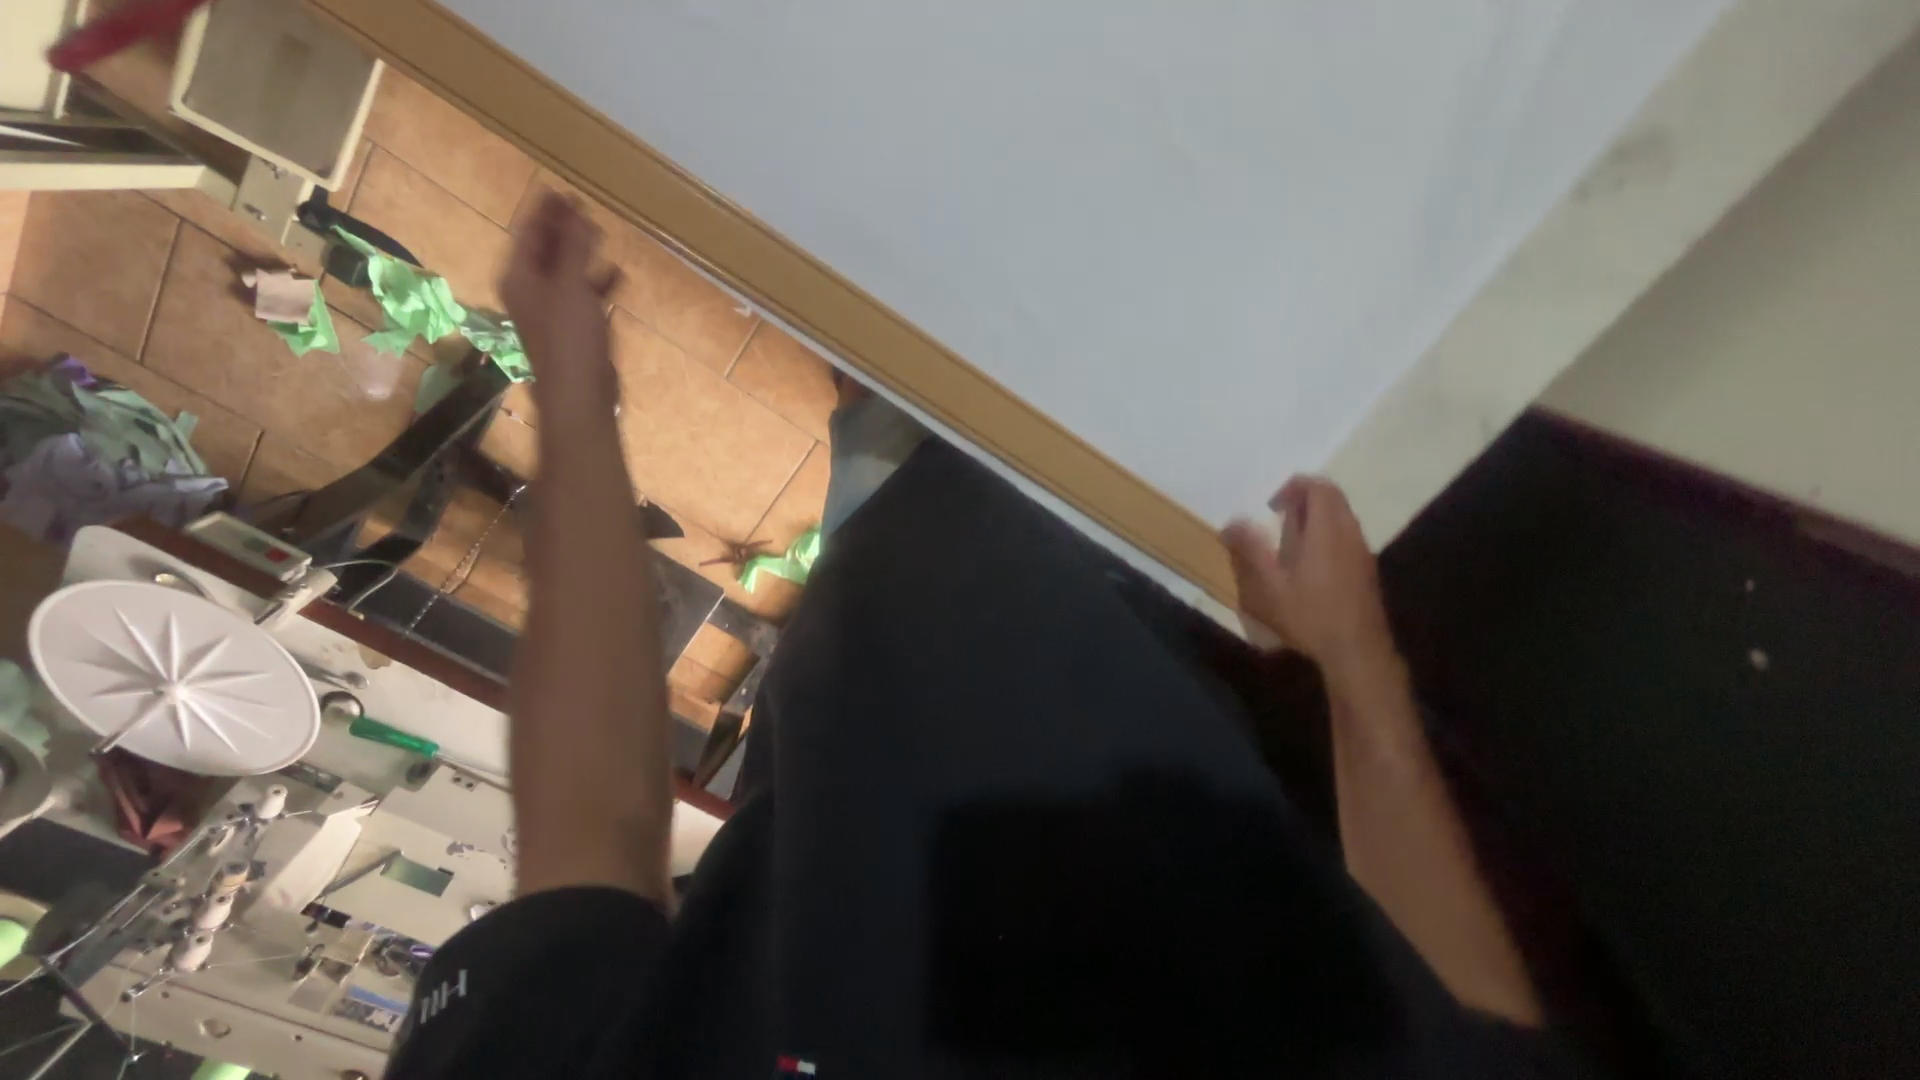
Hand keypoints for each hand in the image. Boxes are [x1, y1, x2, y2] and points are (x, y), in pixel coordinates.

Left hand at [500, 193, 621, 408]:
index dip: (546, 211)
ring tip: (602, 236)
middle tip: (585, 209)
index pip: (528, 232)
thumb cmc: (570, 338)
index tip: (564, 190)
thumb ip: (575, 248)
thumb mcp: (571, 286)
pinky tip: (615, 276)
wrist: (580, 394)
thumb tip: (578, 213)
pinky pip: (584, 296)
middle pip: (546, 251)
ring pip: (566, 272)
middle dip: (565, 230)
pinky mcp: (575, 330)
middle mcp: (531, 291)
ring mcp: (553, 312)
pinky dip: (597, 283)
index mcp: (519, 277)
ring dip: (582, 254)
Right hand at [1220, 476, 1396, 677]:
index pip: (1320, 488)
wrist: (1357, 651)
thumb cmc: (1309, 616)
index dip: (1296, 485)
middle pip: (1333, 498)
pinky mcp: (1366, 570)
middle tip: (1278, 515)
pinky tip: (1309, 564)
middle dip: (1305, 498)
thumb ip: (1250, 550)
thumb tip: (1232, 522)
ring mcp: (1361, 552)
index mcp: (1326, 531)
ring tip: (1290, 539)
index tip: (1272, 504)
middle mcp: (1349, 534)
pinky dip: (1327, 534)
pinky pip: (1347, 535)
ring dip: (1317, 517)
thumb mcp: (1268, 586)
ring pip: (1342, 517)